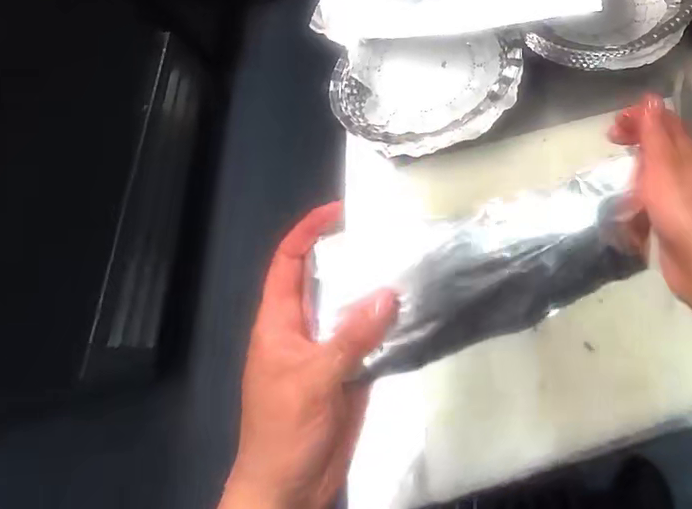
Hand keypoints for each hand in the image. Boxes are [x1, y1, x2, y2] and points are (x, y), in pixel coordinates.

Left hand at [221, 202, 396, 508]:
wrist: (287, 493)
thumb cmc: (284, 432)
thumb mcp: (314, 380)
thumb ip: (351, 336)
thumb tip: (389, 292)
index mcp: (278, 322)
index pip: (288, 262)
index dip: (307, 231)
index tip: (338, 210)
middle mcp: (303, 326)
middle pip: (325, 276)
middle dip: (351, 251)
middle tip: (388, 230)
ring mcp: (327, 347)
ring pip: (351, 303)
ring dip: (375, 284)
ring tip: (407, 258)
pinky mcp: (349, 368)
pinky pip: (370, 332)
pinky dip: (388, 317)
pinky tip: (413, 304)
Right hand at [610, 93, 691, 300]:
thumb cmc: (677, 206)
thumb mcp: (661, 162)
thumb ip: (655, 131)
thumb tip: (651, 98)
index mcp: (688, 150)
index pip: (665, 120)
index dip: (640, 115)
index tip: (615, 123)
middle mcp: (689, 167)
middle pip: (661, 142)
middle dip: (636, 138)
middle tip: (612, 140)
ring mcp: (684, 193)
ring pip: (657, 170)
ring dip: (637, 167)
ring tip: (617, 174)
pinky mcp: (677, 217)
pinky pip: (656, 197)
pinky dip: (641, 194)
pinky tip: (628, 206)